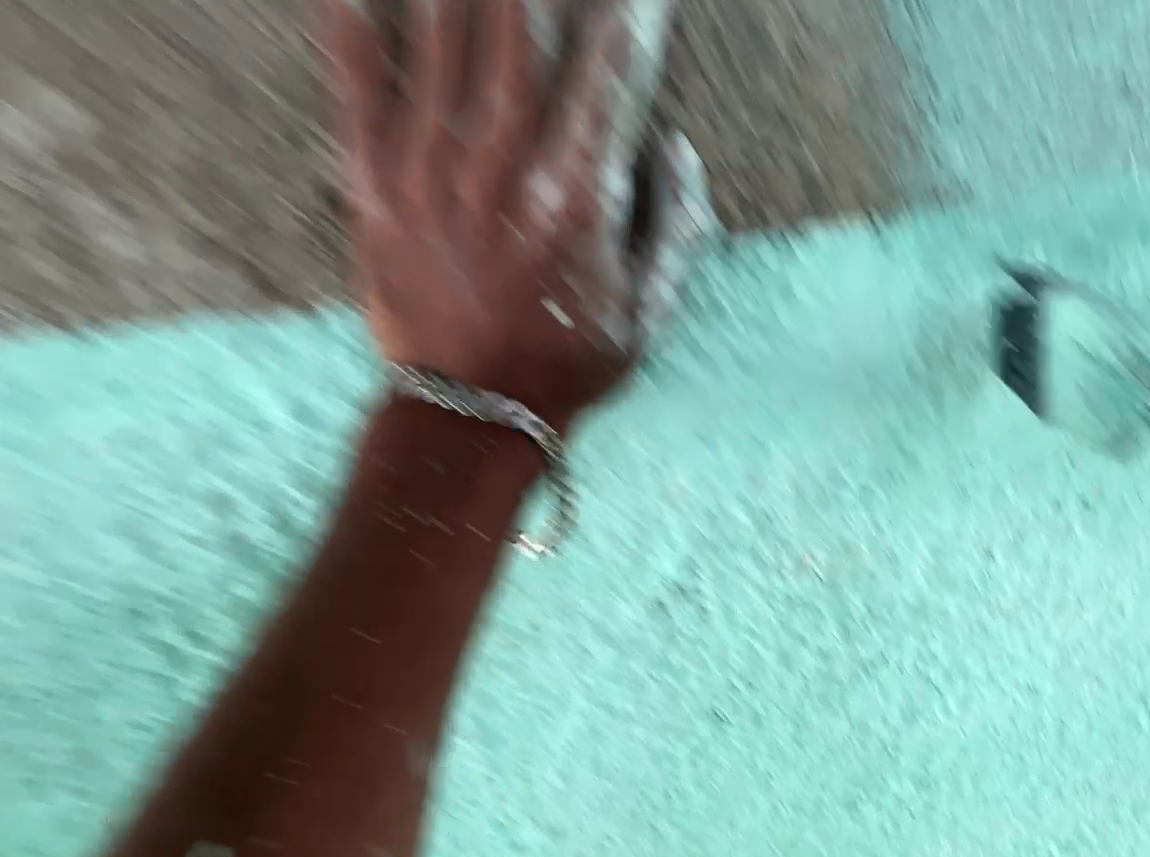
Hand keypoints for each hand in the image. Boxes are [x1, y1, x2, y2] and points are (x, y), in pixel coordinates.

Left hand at [324, 0, 712, 427]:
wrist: (475, 407)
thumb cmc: (572, 359)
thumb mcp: (650, 308)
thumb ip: (673, 224)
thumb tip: (675, 146)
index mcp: (578, 196)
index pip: (611, 74)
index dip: (631, 18)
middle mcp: (503, 164)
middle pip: (519, 29)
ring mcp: (429, 166)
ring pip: (441, 35)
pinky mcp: (375, 181)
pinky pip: (355, 80)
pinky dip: (360, 24)